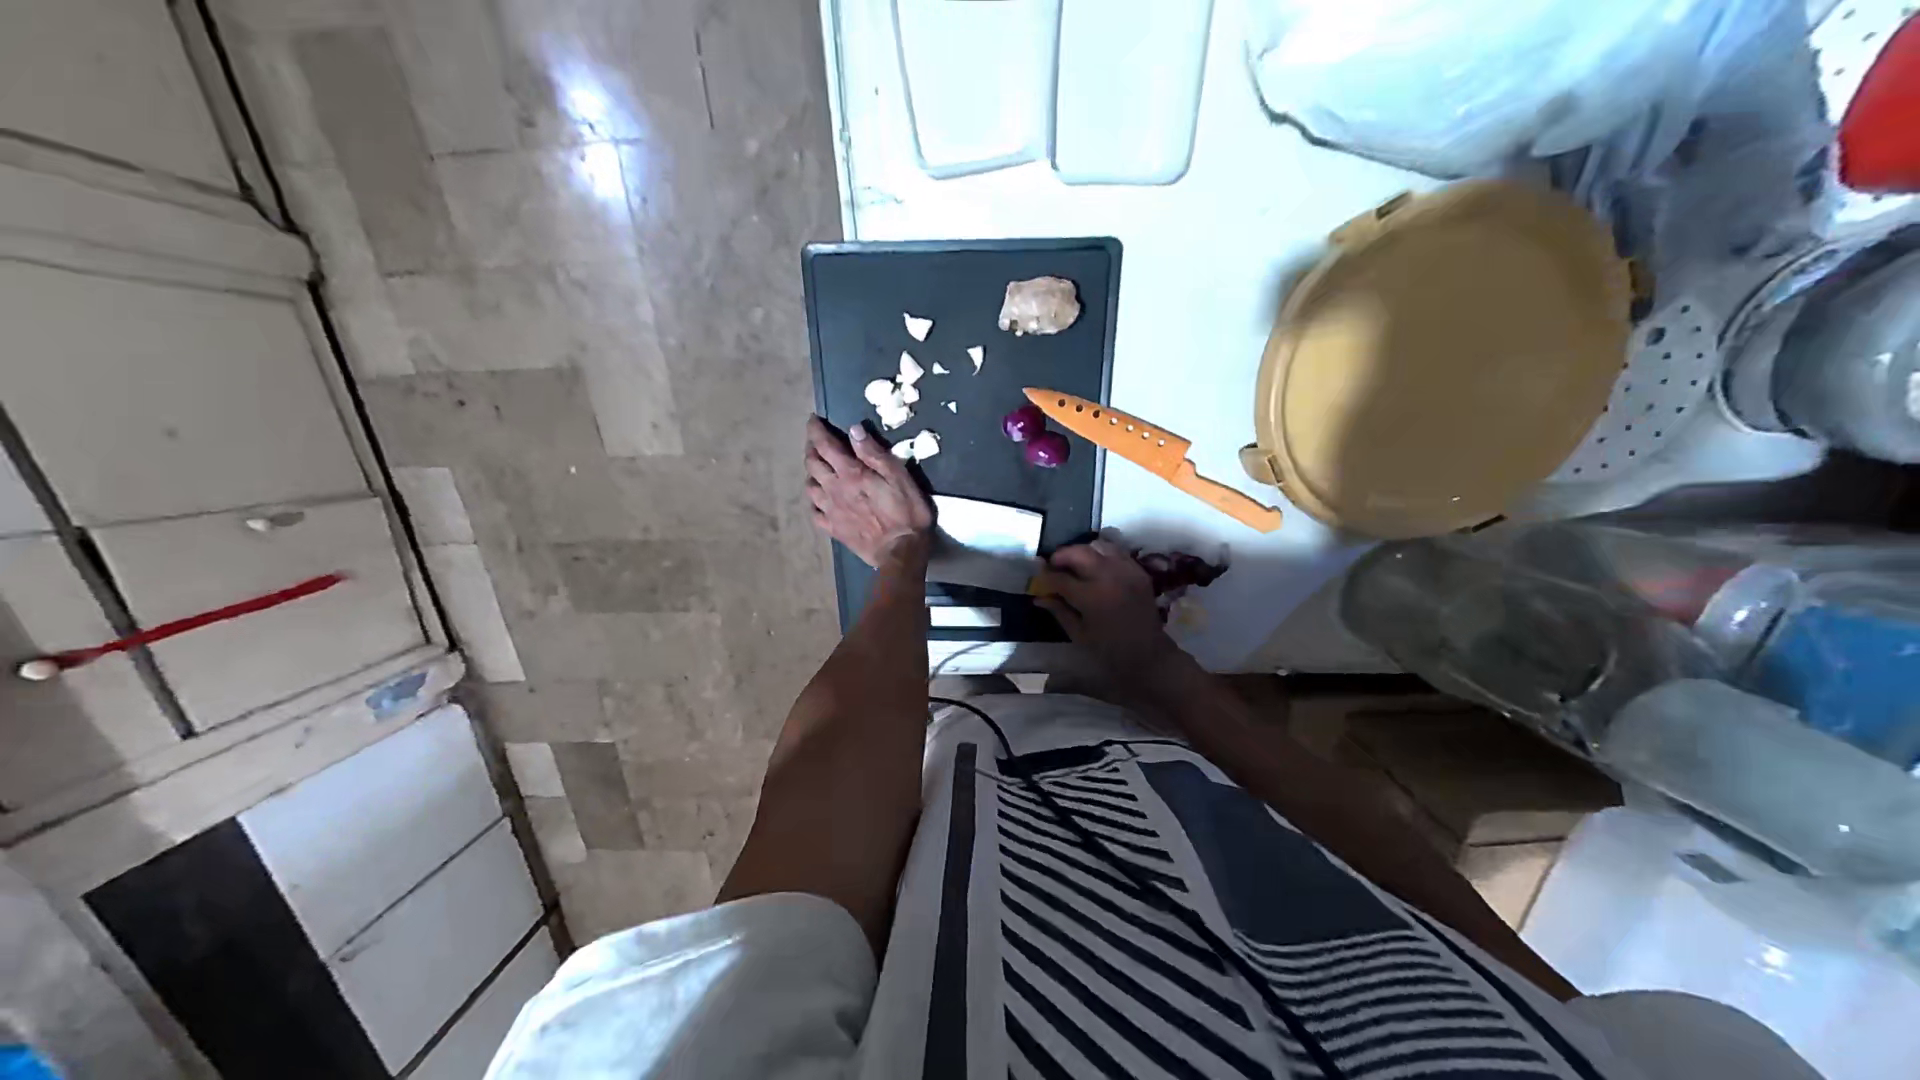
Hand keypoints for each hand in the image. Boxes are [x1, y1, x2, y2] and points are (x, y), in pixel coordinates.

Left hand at [803, 415, 932, 566]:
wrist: (900, 552)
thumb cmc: (906, 513)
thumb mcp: (899, 476)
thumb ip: (874, 453)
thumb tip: (854, 430)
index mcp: (850, 473)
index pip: (825, 445)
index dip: (816, 430)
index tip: (813, 420)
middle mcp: (833, 489)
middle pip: (813, 463)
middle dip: (811, 448)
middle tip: (816, 442)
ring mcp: (830, 511)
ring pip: (810, 486)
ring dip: (811, 473)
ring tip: (817, 468)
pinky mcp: (833, 529)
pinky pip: (814, 512)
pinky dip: (813, 501)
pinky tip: (818, 500)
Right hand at [1033, 539, 1180, 677]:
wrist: (1149, 654)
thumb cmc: (1109, 650)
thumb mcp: (1078, 634)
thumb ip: (1059, 610)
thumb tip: (1039, 596)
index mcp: (1091, 597)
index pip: (1060, 578)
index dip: (1045, 577)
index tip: (1038, 578)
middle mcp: (1109, 577)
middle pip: (1078, 552)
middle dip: (1061, 557)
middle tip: (1054, 567)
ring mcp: (1126, 571)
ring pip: (1098, 545)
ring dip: (1082, 552)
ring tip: (1076, 565)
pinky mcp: (1138, 571)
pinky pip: (1116, 552)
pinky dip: (1102, 554)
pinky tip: (1096, 567)